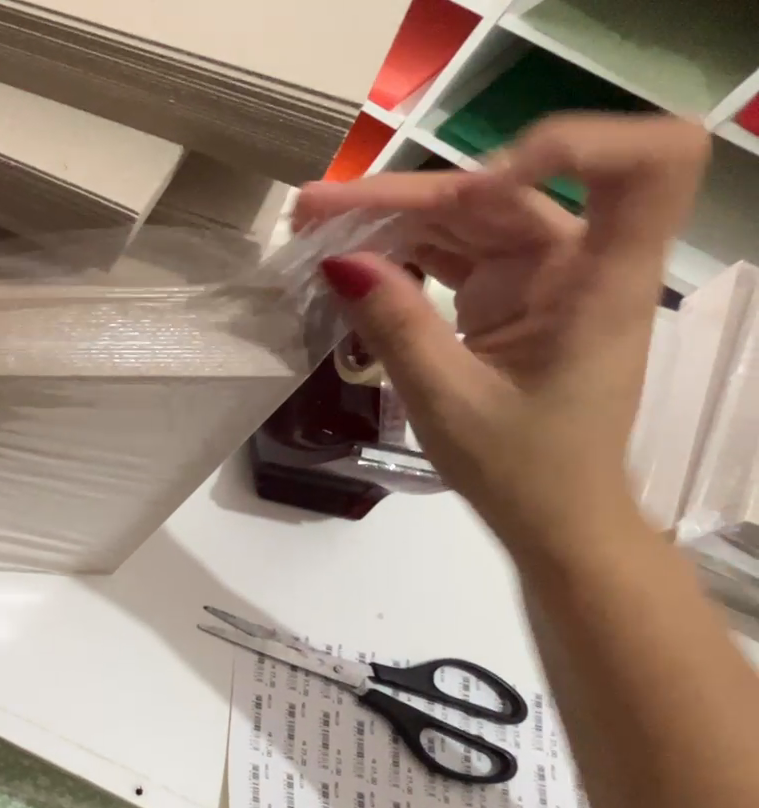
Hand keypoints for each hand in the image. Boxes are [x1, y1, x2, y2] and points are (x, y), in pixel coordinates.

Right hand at [294, 115, 709, 557]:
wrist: (552, 509)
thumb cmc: (520, 464)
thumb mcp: (446, 400)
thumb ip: (395, 325)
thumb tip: (338, 262)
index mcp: (599, 281)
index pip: (644, 165)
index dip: (571, 148)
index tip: (472, 186)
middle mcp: (578, 260)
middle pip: (503, 191)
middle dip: (407, 194)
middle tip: (315, 209)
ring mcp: (540, 274)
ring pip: (468, 216)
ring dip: (390, 217)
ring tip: (312, 227)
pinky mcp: (508, 293)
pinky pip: (451, 251)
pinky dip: (399, 249)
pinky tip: (346, 255)